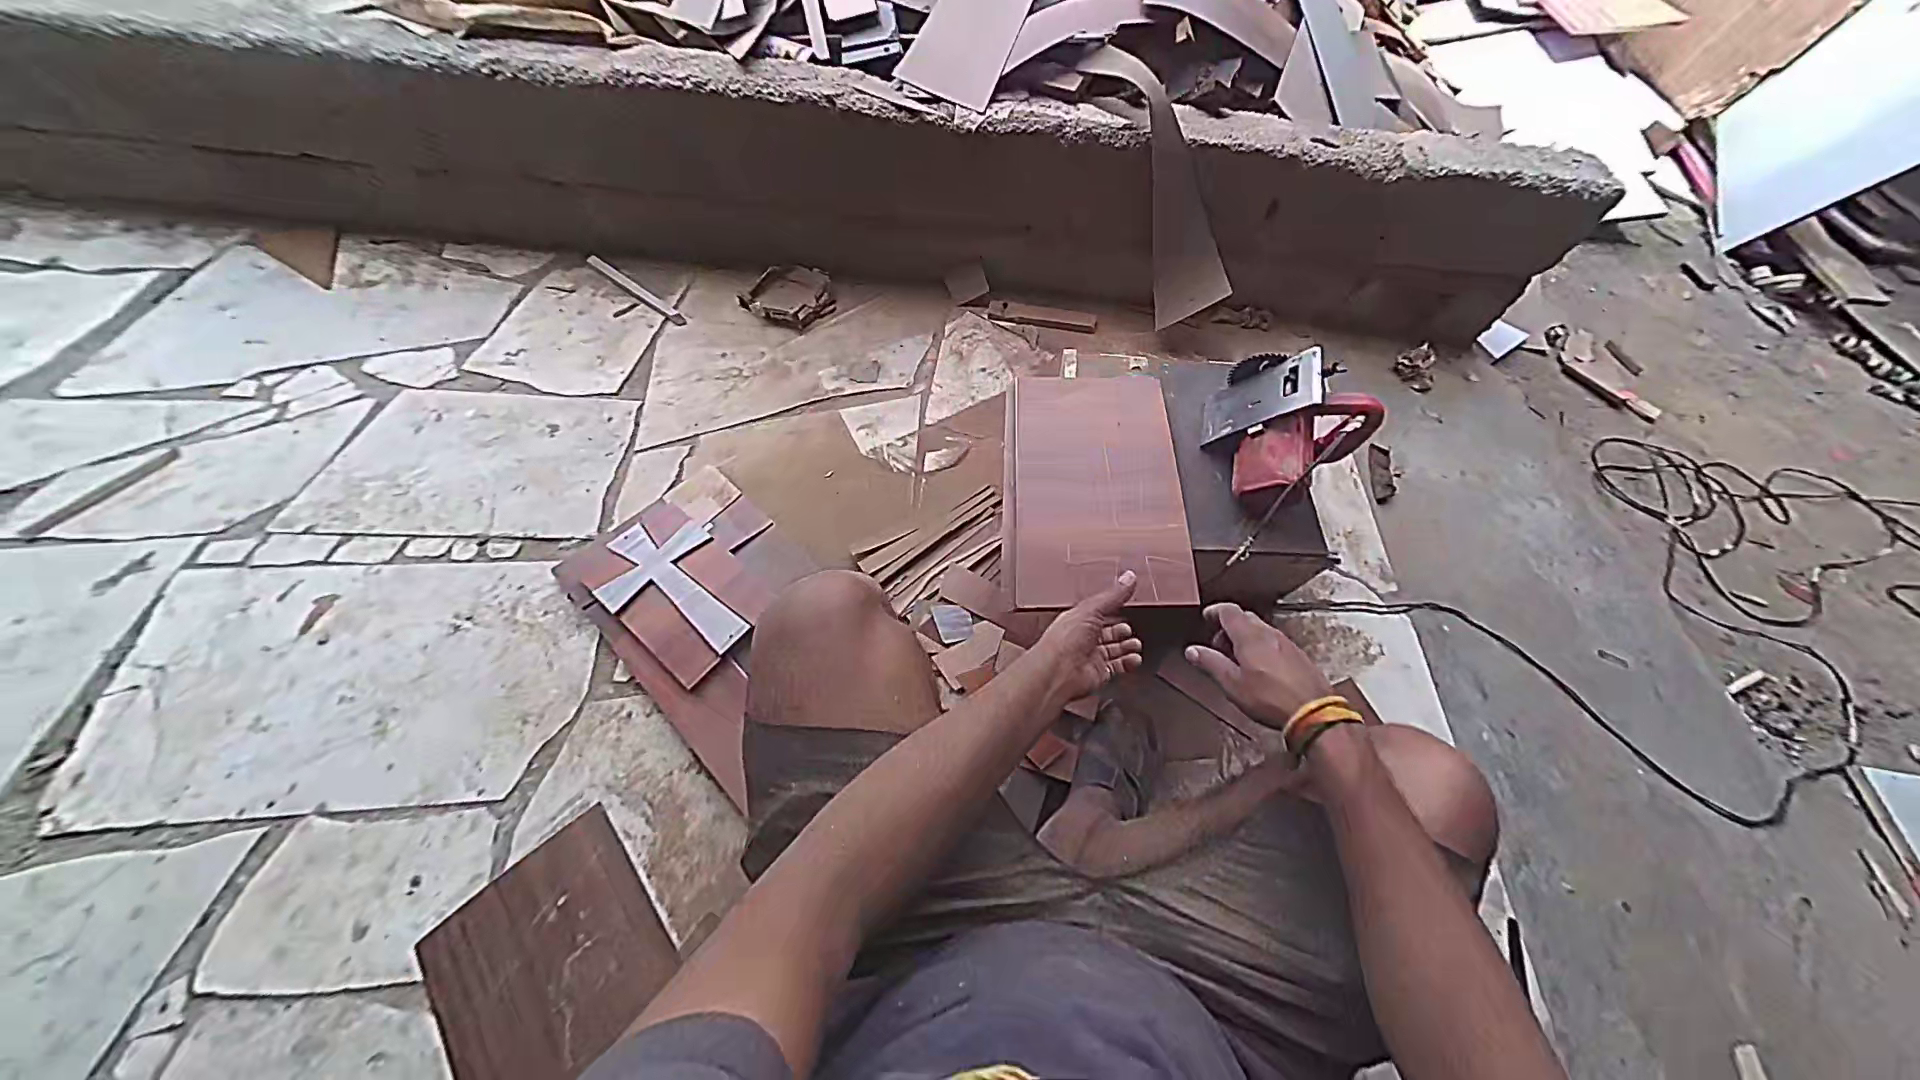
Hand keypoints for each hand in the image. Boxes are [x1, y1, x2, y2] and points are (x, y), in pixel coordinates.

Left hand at [1031, 571, 1144, 701]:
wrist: (1058, 672)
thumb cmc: (1063, 641)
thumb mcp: (1091, 610)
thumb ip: (1113, 596)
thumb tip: (1128, 578)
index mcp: (1077, 619)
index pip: (1097, 612)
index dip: (1112, 610)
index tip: (1126, 606)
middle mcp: (1083, 638)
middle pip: (1107, 632)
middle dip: (1121, 630)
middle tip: (1128, 628)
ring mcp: (1090, 656)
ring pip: (1114, 650)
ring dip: (1127, 647)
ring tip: (1135, 644)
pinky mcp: (1097, 673)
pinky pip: (1117, 667)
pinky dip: (1128, 663)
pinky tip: (1134, 659)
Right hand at [1184, 603, 1334, 729]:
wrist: (1314, 714)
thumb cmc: (1273, 699)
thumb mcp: (1232, 683)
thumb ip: (1211, 663)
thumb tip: (1193, 651)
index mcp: (1250, 636)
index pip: (1229, 611)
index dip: (1215, 612)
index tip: (1207, 617)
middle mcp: (1270, 634)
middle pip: (1245, 618)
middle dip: (1228, 627)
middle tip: (1218, 645)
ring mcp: (1287, 644)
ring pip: (1261, 630)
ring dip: (1245, 638)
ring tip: (1237, 660)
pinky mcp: (1298, 656)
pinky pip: (1275, 643)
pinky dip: (1261, 647)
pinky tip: (1259, 668)